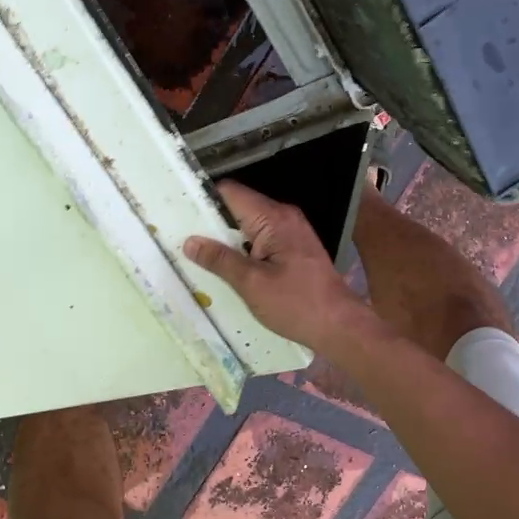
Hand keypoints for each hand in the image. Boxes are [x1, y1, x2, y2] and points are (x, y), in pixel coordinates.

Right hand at [183, 181, 374, 352]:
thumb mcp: (252, 284)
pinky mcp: (294, 246)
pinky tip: (226, 265)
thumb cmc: (296, 304)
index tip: (178, 212)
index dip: (204, 199)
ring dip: (227, 237)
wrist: (340, 325)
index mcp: (273, 218)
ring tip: (197, 252)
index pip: (230, 192)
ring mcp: (291, 230)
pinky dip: (243, 247)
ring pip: (249, 224)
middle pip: (239, 206)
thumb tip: (191, 241)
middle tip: (181, 237)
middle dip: (212, 221)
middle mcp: (283, 216)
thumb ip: (220, 260)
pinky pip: (261, 237)